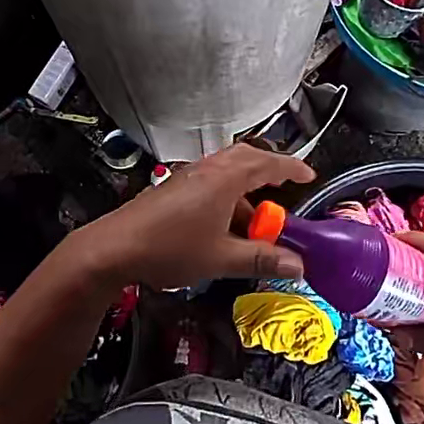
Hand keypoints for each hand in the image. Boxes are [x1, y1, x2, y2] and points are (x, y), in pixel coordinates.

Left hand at [61, 144, 313, 289]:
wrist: (115, 247)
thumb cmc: (169, 248)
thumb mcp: (223, 258)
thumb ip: (262, 259)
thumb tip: (296, 264)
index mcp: (224, 179)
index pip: (267, 162)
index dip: (291, 167)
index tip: (308, 174)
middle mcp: (206, 170)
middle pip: (246, 159)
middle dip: (268, 173)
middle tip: (284, 192)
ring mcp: (187, 178)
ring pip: (226, 173)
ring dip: (245, 193)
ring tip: (255, 226)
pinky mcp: (174, 189)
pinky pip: (209, 184)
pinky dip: (226, 199)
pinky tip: (224, 230)